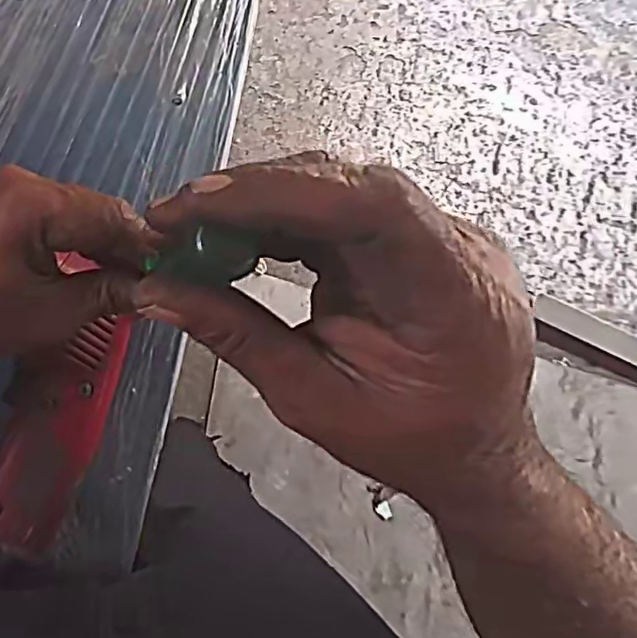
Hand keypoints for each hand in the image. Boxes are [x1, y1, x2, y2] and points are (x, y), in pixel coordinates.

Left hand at [0, 166, 156, 366]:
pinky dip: (79, 237)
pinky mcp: (8, 197)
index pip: (109, 216)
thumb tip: (147, 289)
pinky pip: (59, 212)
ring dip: (103, 241)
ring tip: (123, 277)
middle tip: (148, 278)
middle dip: (124, 244)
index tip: (166, 269)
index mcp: (34, 202)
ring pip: (81, 209)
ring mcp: (14, 186)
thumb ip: (108, 294)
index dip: (142, 246)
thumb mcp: (52, 313)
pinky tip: (92, 263)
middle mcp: (25, 182)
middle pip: (96, 208)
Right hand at [139, 152, 536, 501]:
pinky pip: (332, 206)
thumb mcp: (311, 400)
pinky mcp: (404, 234)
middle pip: (340, 183)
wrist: (474, 454)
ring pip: (330, 185)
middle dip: (248, 193)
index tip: (201, 200)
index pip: (368, 202)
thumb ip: (235, 336)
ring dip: (254, 200)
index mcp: (452, 290)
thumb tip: (162, 293)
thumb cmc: (412, 442)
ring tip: (192, 224)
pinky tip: (235, 231)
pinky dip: (276, 214)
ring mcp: (431, 233)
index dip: (278, 189)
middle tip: (176, 215)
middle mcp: (451, 246)